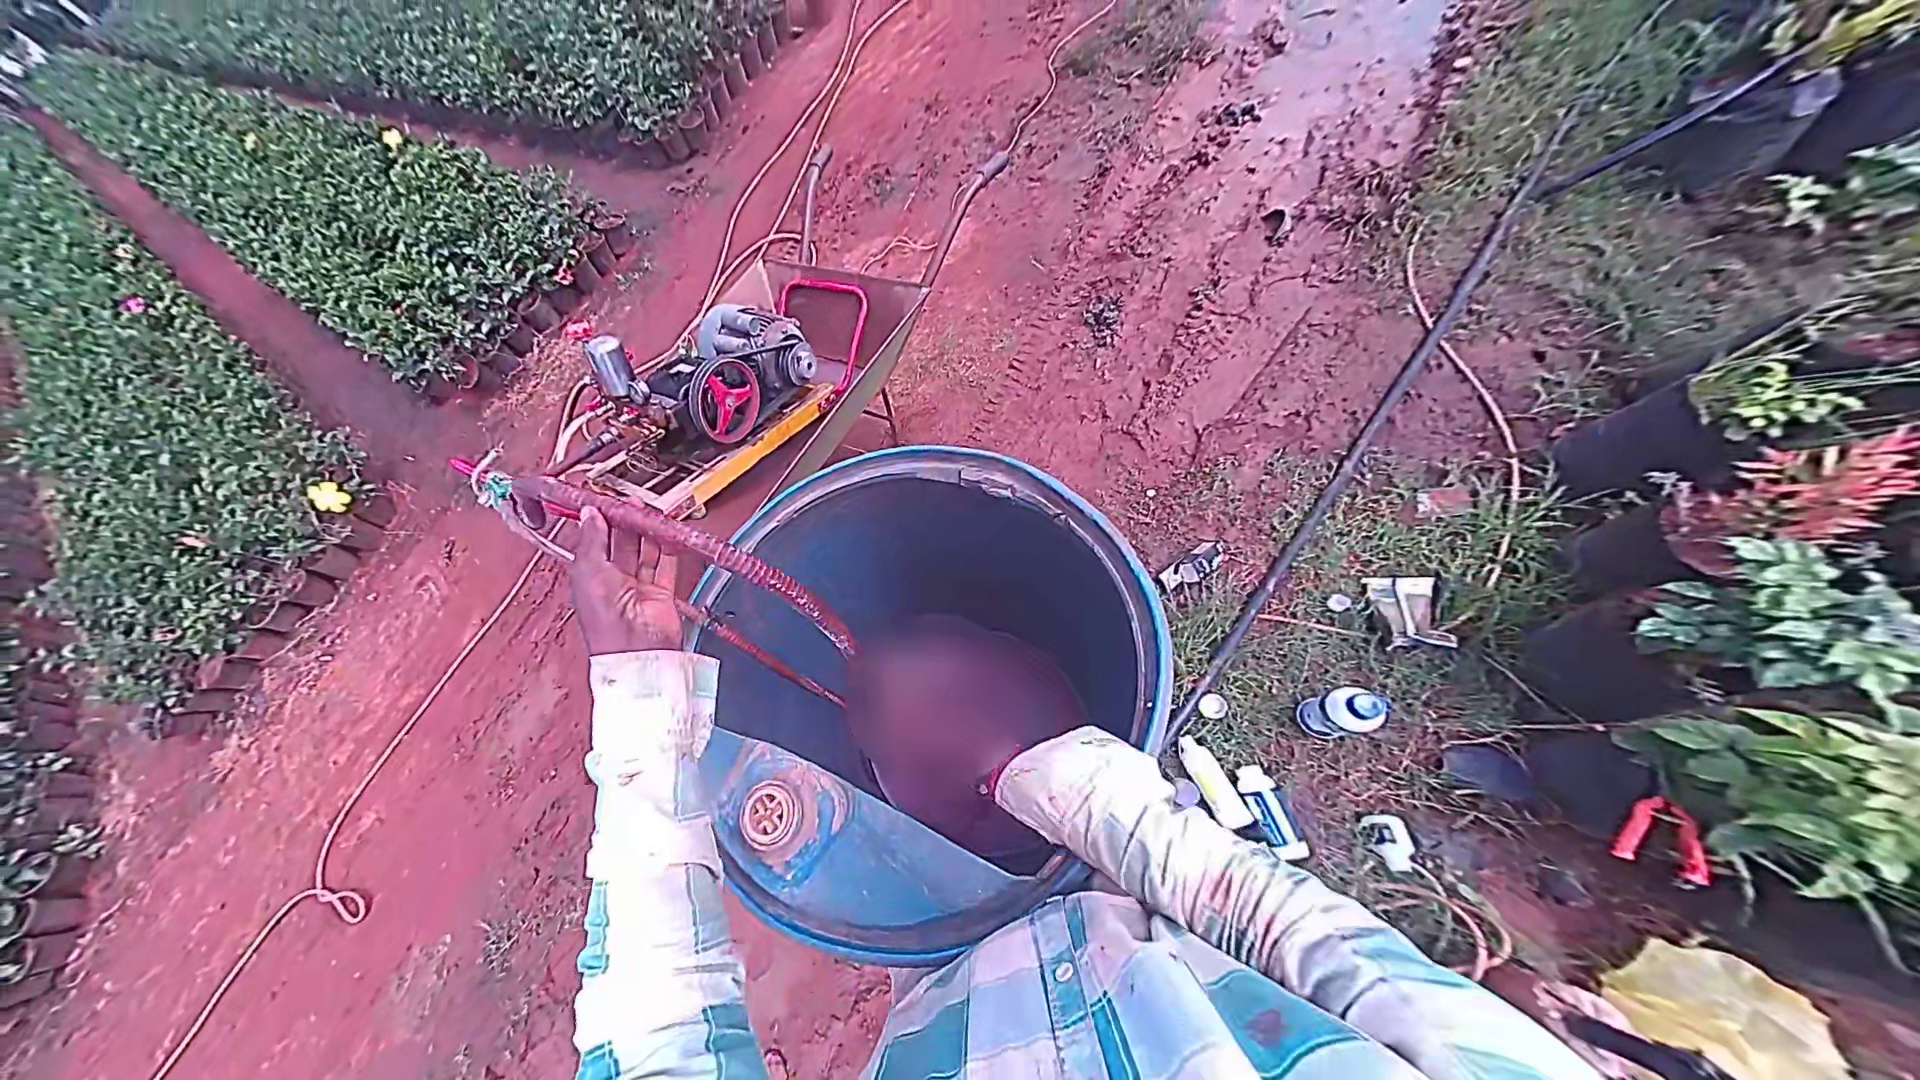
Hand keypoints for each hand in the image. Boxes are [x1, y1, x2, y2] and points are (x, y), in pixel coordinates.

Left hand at [569, 506, 682, 654]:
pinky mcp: (662, 592)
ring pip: (645, 552)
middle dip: (628, 524)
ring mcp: (639, 587)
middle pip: (622, 545)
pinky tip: (669, 533)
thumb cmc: (605, 617)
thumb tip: (589, 514)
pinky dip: (669, 549)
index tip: (608, 502)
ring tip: (653, 513)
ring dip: (649, 533)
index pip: (596, 542)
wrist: (637, 646)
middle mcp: (614, 581)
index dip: (602, 522)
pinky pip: (666, 565)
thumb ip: (591, 540)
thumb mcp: (588, 570)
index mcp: (589, 576)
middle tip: (634, 504)